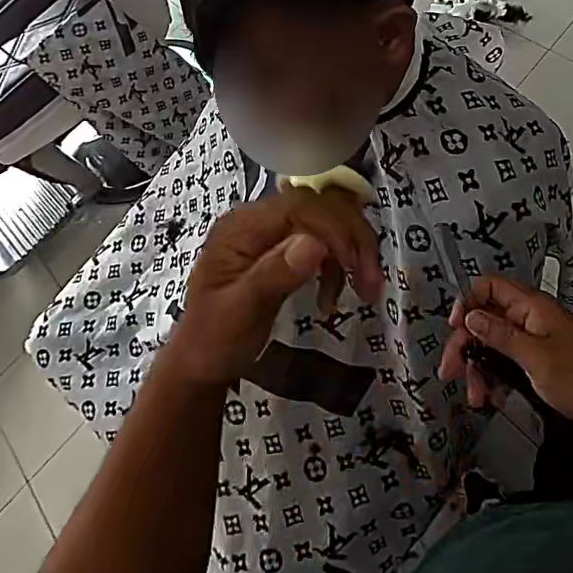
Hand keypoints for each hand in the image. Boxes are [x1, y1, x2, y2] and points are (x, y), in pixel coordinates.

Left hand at [161, 188, 380, 388]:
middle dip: (353, 240)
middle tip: (372, 281)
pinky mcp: (284, 247)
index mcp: (242, 227)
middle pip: (322, 208)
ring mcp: (272, 232)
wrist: (200, 365)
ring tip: (366, 290)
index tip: (355, 266)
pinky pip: (325, 241)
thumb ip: (273, 275)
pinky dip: (340, 264)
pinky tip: (335, 295)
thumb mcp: (240, 313)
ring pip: (330, 222)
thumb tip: (314, 244)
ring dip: (354, 252)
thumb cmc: (214, 341)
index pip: (302, 207)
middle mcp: (259, 220)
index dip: (336, 230)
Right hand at [436, 276, 572, 429]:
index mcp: (533, 307)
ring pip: (493, 345)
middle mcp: (532, 318)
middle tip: (452, 370)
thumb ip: (501, 336)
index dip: (468, 302)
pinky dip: (495, 378)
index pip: (490, 287)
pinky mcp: (538, 360)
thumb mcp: (536, 358)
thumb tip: (471, 316)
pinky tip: (492, 397)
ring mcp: (535, 339)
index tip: (455, 327)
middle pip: (486, 319)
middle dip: (466, 344)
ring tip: (477, 395)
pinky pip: (506, 362)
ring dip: (479, 368)